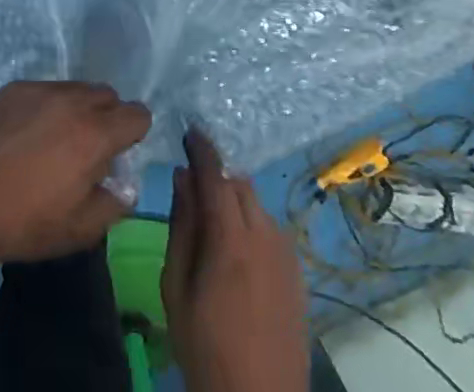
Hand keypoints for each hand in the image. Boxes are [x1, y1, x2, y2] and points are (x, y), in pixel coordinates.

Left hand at [0, 81, 150, 266]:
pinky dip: (47, 106)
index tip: (115, 157)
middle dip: (107, 119)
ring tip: (54, 141)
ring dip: (78, 110)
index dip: (133, 136)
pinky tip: (26, 135)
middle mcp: (71, 102)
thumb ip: (116, 203)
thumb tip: (125, 184)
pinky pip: (45, 89)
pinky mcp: (13, 89)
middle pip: (108, 96)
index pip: (138, 114)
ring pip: (76, 89)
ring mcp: (39, 90)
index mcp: (95, 134)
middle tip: (87, 150)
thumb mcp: (81, 230)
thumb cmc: (24, 223)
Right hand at [163, 131, 308, 391]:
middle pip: (240, 184)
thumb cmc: (204, 344)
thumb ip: (182, 226)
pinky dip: (251, 221)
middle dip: (217, 175)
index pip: (216, 176)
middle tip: (193, 184)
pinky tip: (236, 247)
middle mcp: (265, 236)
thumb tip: (183, 177)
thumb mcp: (176, 286)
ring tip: (211, 220)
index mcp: (231, 239)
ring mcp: (286, 253)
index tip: (190, 130)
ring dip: (234, 199)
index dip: (203, 149)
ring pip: (257, 204)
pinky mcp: (297, 270)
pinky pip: (270, 227)